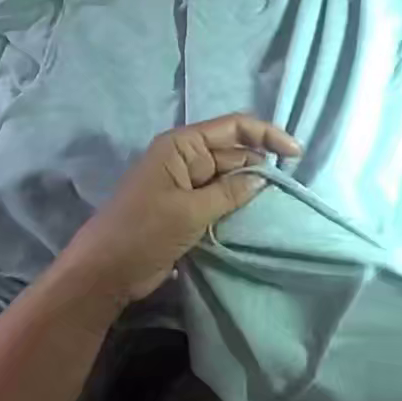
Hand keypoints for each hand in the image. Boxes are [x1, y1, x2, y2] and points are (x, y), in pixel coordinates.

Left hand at [57, 114, 301, 308]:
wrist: (105, 272)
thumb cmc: (142, 232)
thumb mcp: (190, 211)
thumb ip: (229, 192)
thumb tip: (263, 179)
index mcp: (181, 146)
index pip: (232, 128)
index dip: (266, 134)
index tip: (296, 155)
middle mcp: (185, 160)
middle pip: (233, 153)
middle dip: (260, 166)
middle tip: (289, 191)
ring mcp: (185, 186)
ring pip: (228, 179)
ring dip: (249, 189)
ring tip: (278, 205)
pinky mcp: (186, 211)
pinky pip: (219, 201)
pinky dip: (236, 206)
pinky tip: (255, 218)